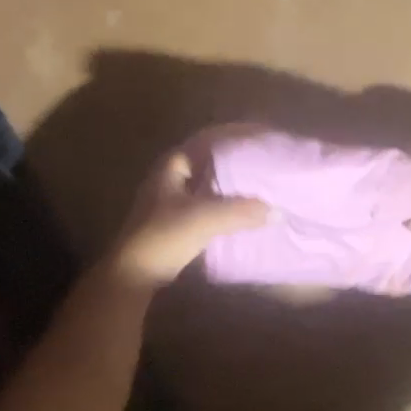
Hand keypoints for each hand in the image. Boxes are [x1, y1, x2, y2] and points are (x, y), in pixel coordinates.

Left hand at [107, 153, 269, 285]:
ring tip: (265, 187)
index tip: (266, 138)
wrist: (133, 274)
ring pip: (212, 184)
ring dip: (235, 186)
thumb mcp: (204, 219)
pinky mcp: (178, 222)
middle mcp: (172, 176)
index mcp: (174, 164)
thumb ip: (241, 211)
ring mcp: (173, 200)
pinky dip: (228, 207)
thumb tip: (276, 210)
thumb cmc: (163, 237)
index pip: (211, 138)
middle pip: (213, 161)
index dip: (239, 135)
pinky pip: (210, 206)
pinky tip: (247, 215)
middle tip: (270, 164)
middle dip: (240, 162)